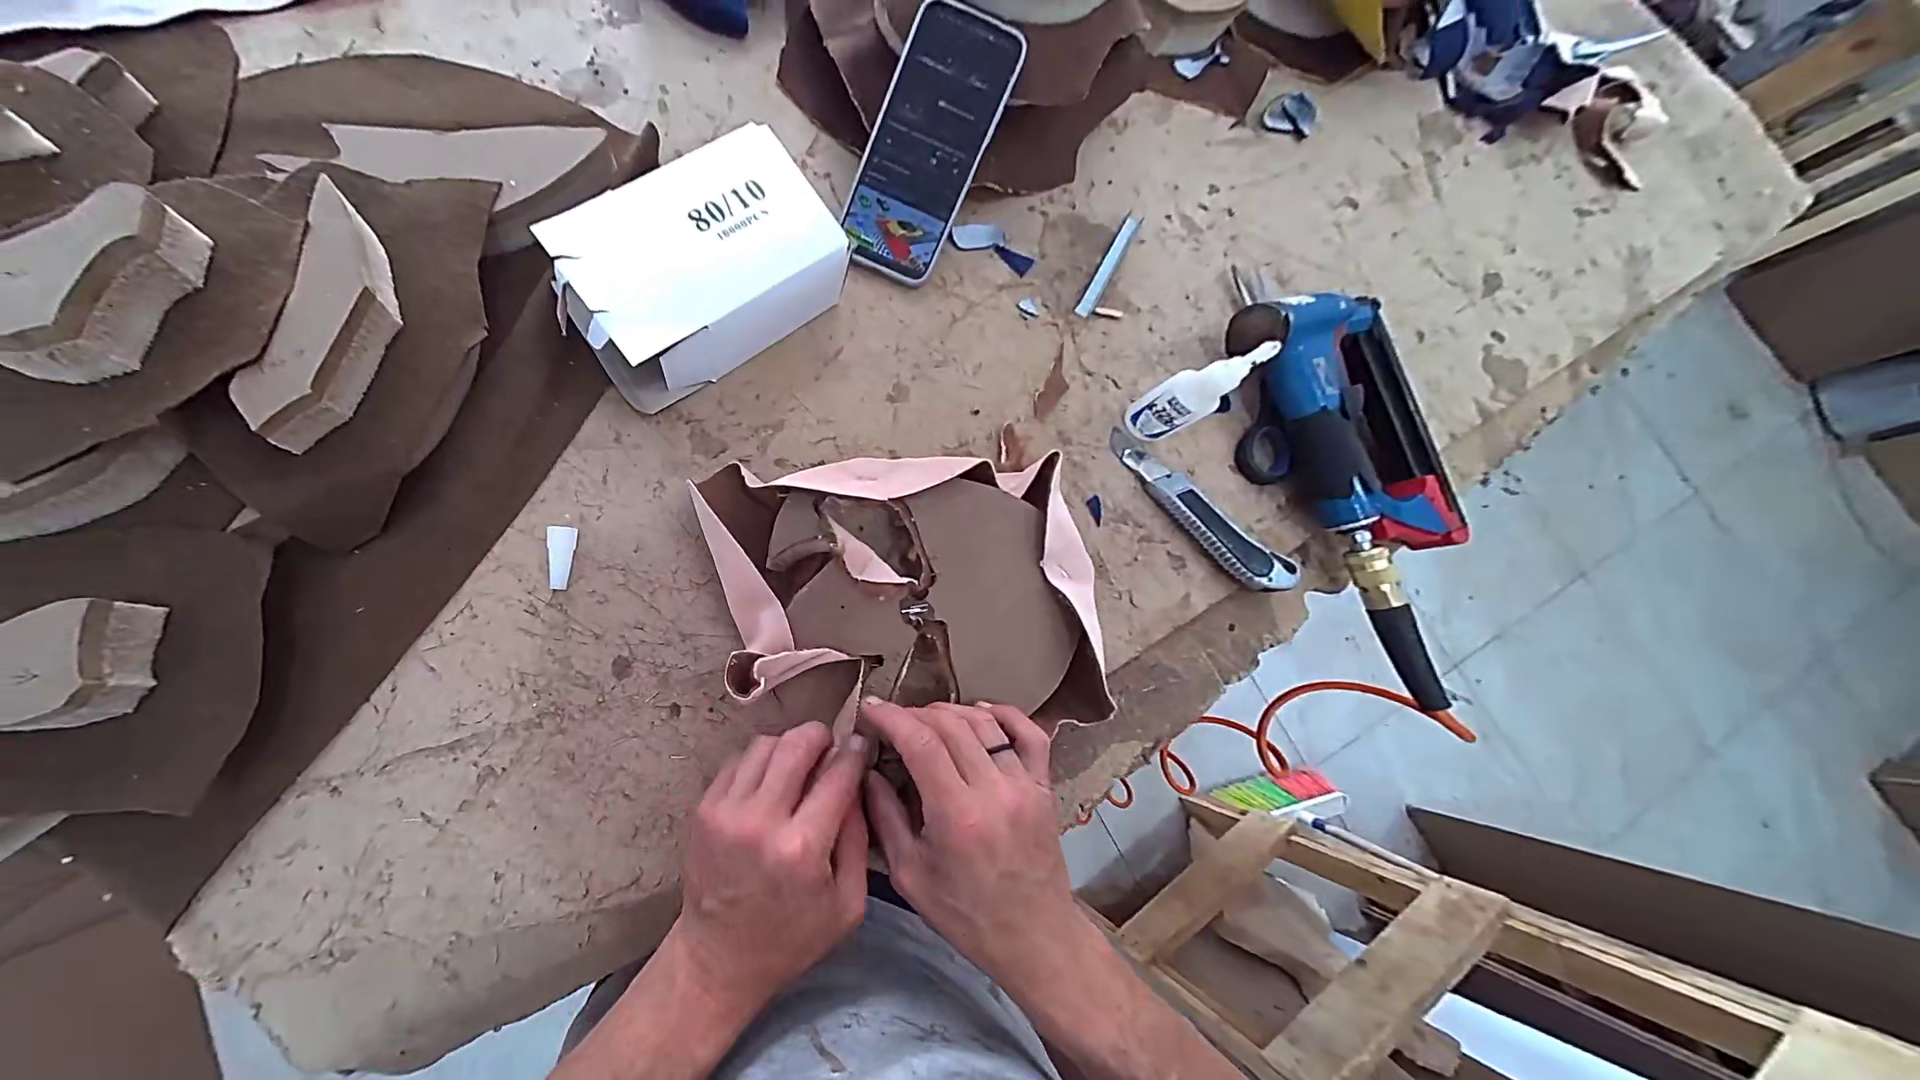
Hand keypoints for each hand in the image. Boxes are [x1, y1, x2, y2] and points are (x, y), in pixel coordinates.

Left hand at [671, 721, 870, 1014]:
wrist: (716, 962)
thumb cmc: (791, 939)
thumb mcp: (848, 903)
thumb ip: (859, 837)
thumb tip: (858, 782)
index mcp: (802, 848)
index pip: (838, 773)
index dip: (856, 752)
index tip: (862, 745)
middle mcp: (761, 822)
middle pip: (797, 743)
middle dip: (822, 736)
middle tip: (830, 750)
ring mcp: (726, 812)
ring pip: (766, 744)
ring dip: (789, 747)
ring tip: (799, 768)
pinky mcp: (704, 811)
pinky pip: (738, 760)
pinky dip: (761, 761)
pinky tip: (770, 782)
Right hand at [860, 699, 1091, 994]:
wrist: (1034, 936)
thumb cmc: (966, 915)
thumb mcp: (910, 876)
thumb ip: (885, 819)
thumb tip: (868, 772)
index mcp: (957, 815)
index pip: (921, 743)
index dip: (892, 718)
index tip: (871, 709)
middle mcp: (993, 791)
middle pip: (951, 726)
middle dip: (915, 713)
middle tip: (895, 719)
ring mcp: (1024, 785)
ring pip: (986, 724)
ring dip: (951, 711)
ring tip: (927, 717)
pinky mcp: (1044, 786)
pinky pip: (1030, 734)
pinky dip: (1004, 714)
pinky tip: (980, 712)